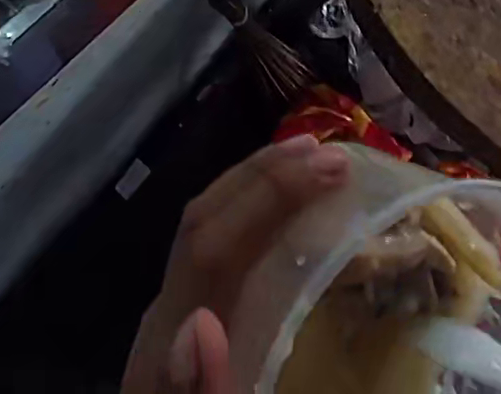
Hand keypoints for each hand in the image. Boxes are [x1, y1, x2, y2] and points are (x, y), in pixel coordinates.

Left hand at [121, 136, 350, 393]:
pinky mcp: (189, 315)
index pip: (209, 246)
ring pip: (206, 221)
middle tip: (334, 156)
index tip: (331, 173)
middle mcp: (166, 313)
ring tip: (313, 157)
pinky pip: (218, 241)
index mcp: (167, 345)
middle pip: (204, 220)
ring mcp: (174, 311)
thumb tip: (201, 328)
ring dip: (258, 180)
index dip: (267, 198)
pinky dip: (254, 207)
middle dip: (266, 175)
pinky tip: (287, 205)